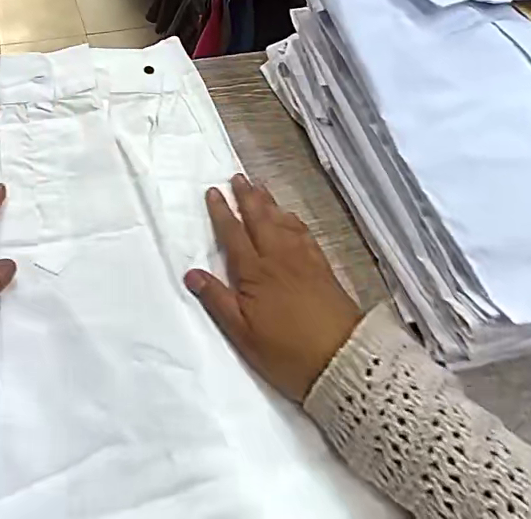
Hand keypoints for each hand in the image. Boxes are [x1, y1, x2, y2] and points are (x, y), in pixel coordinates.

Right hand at [185, 174, 362, 400]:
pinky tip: (289, 215)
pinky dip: (291, 217)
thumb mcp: (243, 333)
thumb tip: (191, 273)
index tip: (213, 192)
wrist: (339, 355)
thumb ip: (217, 300)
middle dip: (246, 196)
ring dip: (268, 201)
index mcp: (255, 271)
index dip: (222, 212)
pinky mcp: (319, 263)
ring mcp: (301, 256)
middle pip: (259, 218)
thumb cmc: (285, 350)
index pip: (233, 234)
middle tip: (237, 176)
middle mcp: (277, 255)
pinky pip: (301, 230)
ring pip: (280, 220)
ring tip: (258, 185)